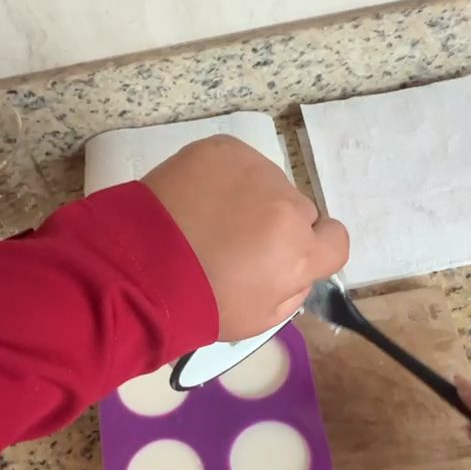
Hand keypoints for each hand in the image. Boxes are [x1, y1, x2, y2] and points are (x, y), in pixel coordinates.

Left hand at [143, 135, 349, 340]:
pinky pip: (239, 163)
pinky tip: (197, 199)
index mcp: (299, 252)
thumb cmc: (198, 304)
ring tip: (208, 220)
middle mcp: (286, 205)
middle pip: (298, 212)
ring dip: (250, 199)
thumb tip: (297, 268)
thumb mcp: (259, 320)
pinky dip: (224, 178)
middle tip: (236, 243)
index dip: (315, 249)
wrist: (134, 268)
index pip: (336, 239)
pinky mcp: (223, 149)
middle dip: (276, 226)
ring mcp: (254, 171)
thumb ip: (293, 290)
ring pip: (268, 185)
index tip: (286, 256)